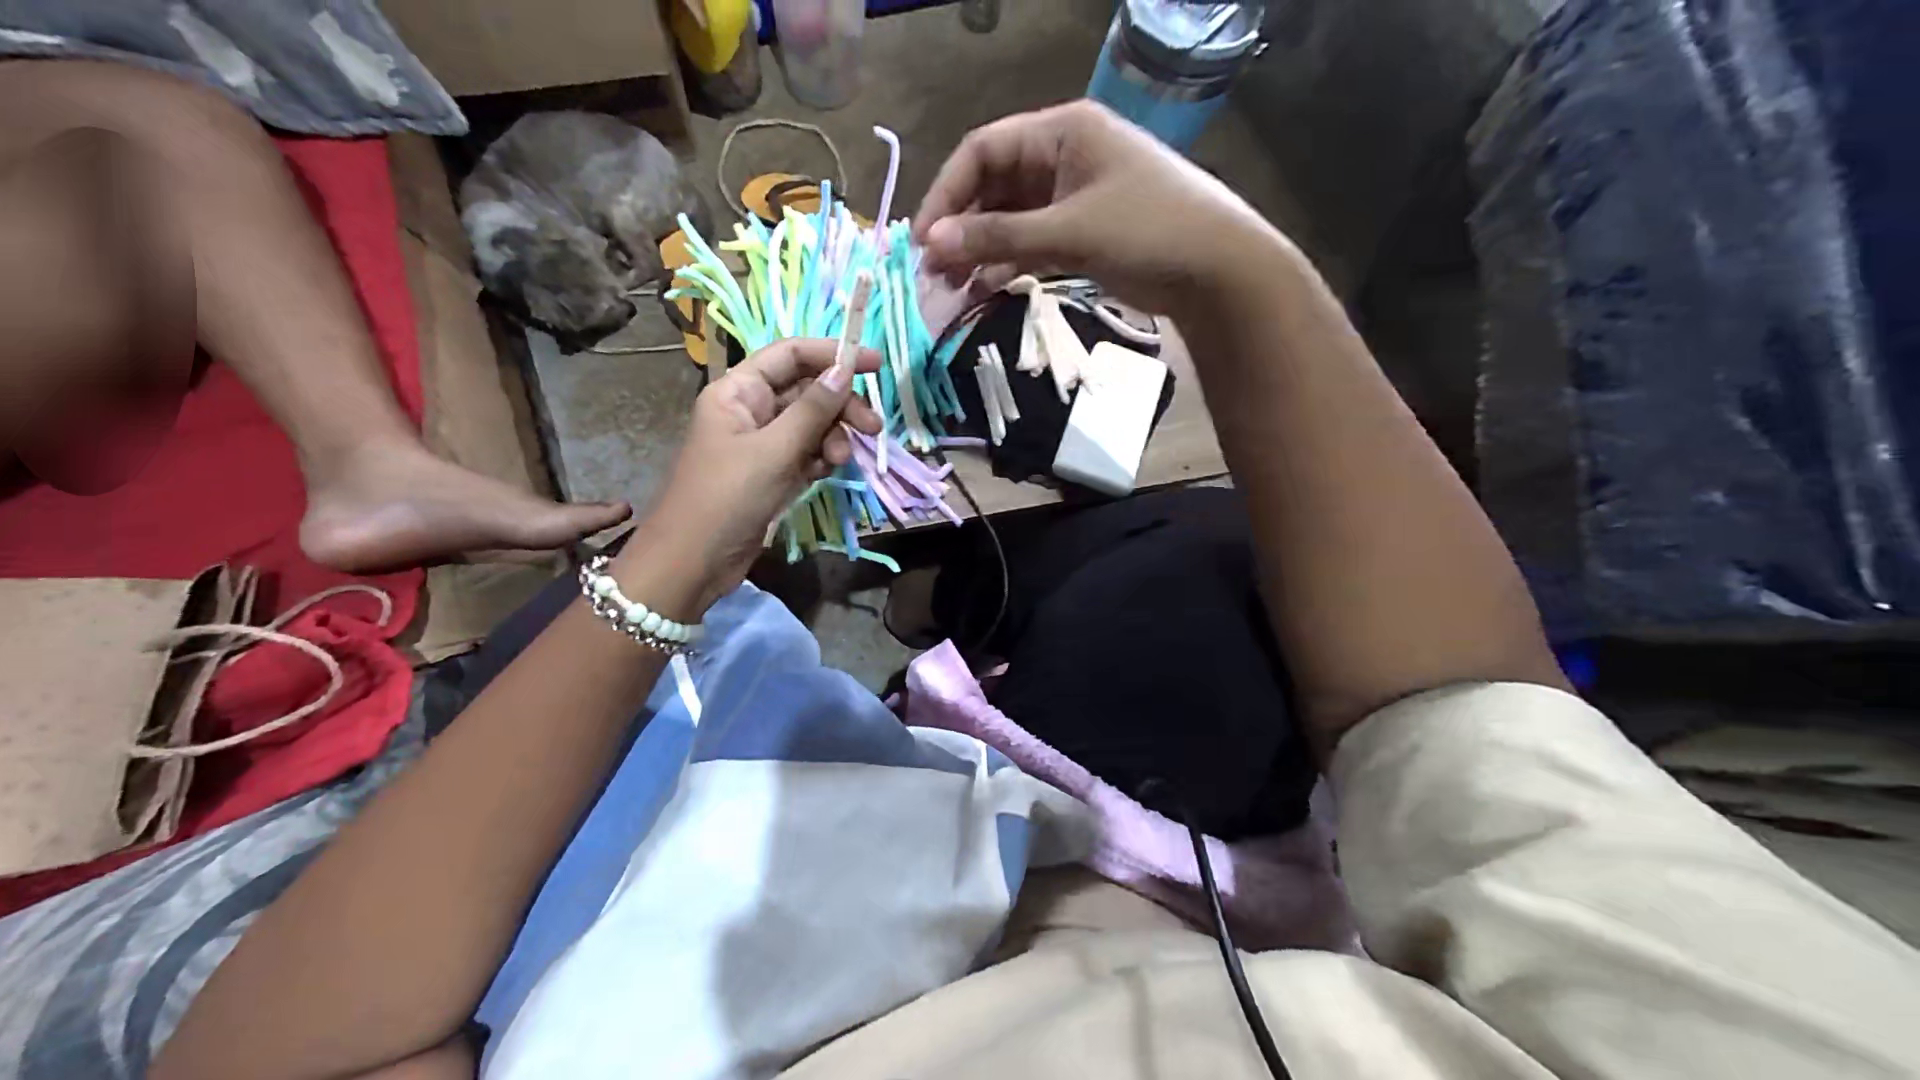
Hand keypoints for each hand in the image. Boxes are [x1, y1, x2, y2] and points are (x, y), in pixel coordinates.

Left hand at [615, 339, 880, 617]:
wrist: (695, 561)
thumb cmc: (727, 497)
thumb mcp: (774, 450)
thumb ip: (813, 410)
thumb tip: (844, 371)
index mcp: (739, 391)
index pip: (790, 355)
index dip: (831, 354)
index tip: (875, 363)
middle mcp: (751, 411)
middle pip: (807, 391)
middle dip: (840, 406)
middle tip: (873, 427)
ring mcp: (763, 444)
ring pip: (812, 425)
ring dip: (833, 437)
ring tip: (840, 460)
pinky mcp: (774, 473)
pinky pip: (807, 453)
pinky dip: (822, 459)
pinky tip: (827, 472)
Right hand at [913, 100, 1291, 314]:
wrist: (1218, 272)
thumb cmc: (1148, 231)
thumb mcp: (1070, 230)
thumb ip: (999, 236)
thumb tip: (932, 244)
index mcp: (1061, 131)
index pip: (983, 151)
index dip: (946, 194)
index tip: (922, 241)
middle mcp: (1062, 156)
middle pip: (992, 187)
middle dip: (961, 228)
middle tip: (933, 273)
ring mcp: (1071, 196)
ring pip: (1009, 219)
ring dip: (979, 250)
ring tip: (952, 288)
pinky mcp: (1081, 232)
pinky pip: (1030, 243)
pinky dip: (1007, 263)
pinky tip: (984, 289)